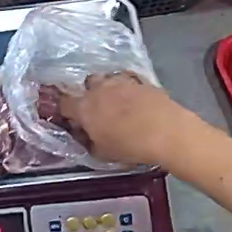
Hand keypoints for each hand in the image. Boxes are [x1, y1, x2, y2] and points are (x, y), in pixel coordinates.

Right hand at [59, 74, 210, 167]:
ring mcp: (122, 81)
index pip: (64, 103)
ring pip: (109, 78)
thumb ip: (90, 141)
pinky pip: (129, 80)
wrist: (166, 130)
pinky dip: (128, 88)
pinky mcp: (142, 80)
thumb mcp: (102, 153)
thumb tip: (87, 135)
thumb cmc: (130, 146)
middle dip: (90, 93)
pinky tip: (136, 99)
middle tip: (98, 109)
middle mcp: (100, 88)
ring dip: (109, 88)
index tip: (70, 117)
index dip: (65, 110)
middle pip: (88, 83)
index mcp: (85, 107)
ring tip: (118, 103)